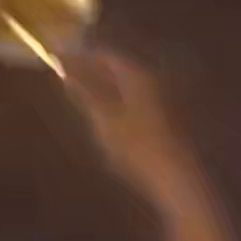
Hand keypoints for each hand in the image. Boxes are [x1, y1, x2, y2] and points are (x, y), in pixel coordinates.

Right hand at [65, 50, 203, 208]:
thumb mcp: (101, 116)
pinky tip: (103, 113)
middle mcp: (155, 83)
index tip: (59, 59)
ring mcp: (165, 103)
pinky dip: (116, 100)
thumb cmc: (137, 146)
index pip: (106, 54)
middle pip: (118, 68)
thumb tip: (62, 65)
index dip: (81, 55)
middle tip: (66, 76)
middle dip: (91, 70)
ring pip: (126, 85)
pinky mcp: (168, 122)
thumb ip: (81, 89)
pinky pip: (136, 100)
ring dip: (103, 86)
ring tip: (80, 95)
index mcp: (139, 76)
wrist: (180, 186)